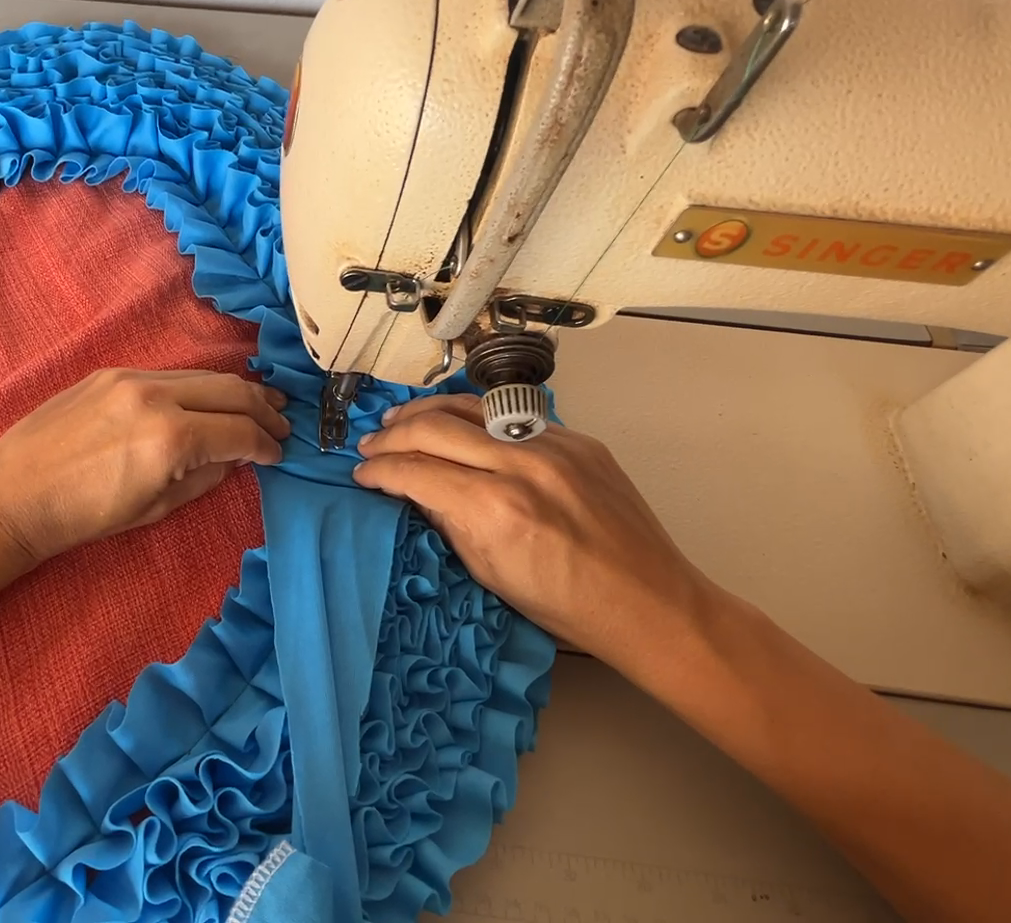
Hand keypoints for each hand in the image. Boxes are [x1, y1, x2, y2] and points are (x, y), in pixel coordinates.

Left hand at [0, 368, 288, 571]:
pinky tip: (205, 400)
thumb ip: (205, 478)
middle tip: (282, 425)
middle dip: (263, 409)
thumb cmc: (83, 518)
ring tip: (256, 406)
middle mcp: (156, 396)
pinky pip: (170, 374)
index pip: (239, 431)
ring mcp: (131, 378)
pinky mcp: (110, 372)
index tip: (279, 454)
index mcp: (170, 439)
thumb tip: (234, 458)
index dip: (267, 445)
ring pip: (203, 374)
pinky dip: (197, 386)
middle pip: (231, 390)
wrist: (12, 495)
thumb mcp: (155, 509)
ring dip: (235, 391)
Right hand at [352, 395, 716, 668]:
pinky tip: (457, 428)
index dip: (379, 471)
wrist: (650, 602)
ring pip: (470, 407)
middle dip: (391, 435)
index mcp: (495, 508)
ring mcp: (554, 444)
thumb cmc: (563, 604)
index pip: (416, 471)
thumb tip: (411, 488)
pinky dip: (472, 419)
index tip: (361, 474)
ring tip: (399, 421)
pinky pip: (510, 417)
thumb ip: (445, 519)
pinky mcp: (577, 438)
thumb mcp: (488, 572)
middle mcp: (521, 464)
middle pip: (434, 428)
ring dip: (425, 411)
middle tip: (369, 445)